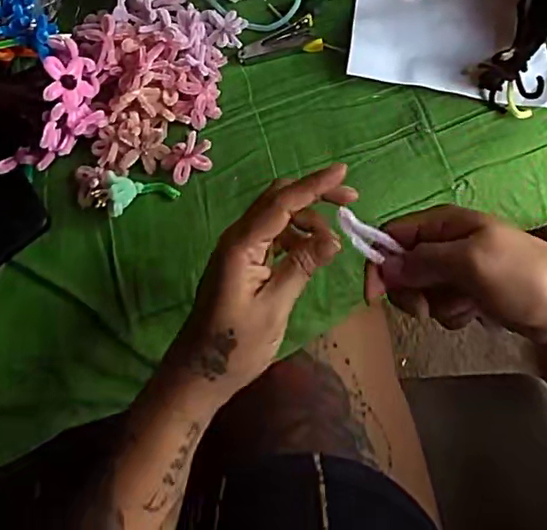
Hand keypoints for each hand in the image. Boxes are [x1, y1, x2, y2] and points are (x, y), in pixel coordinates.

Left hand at [161, 164, 357, 405]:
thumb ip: (302, 267)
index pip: (283, 202)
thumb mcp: (274, 308)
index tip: (342, 170)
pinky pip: (274, 232)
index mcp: (242, 245)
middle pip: (279, 198)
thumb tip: (334, 239)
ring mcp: (239, 247)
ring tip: (333, 242)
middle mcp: (238, 236)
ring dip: (308, 218)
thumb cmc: (234, 347)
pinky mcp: (243, 259)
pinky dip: (297, 233)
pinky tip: (313, 250)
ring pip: (278, 214)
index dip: (315, 185)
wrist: (197, 375)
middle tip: (349, 201)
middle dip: (314, 194)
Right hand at [362, 206, 546, 343]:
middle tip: (427, 308)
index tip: (375, 297)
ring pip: (423, 289)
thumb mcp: (470, 263)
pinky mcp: (473, 291)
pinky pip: (445, 303)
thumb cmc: (522, 276)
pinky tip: (478, 313)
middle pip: (404, 264)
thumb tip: (383, 264)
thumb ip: (424, 261)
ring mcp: (462, 266)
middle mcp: (449, 240)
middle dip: (410, 290)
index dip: (380, 262)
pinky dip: (455, 312)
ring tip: (467, 306)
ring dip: (437, 305)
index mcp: (445, 222)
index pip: (393, 234)